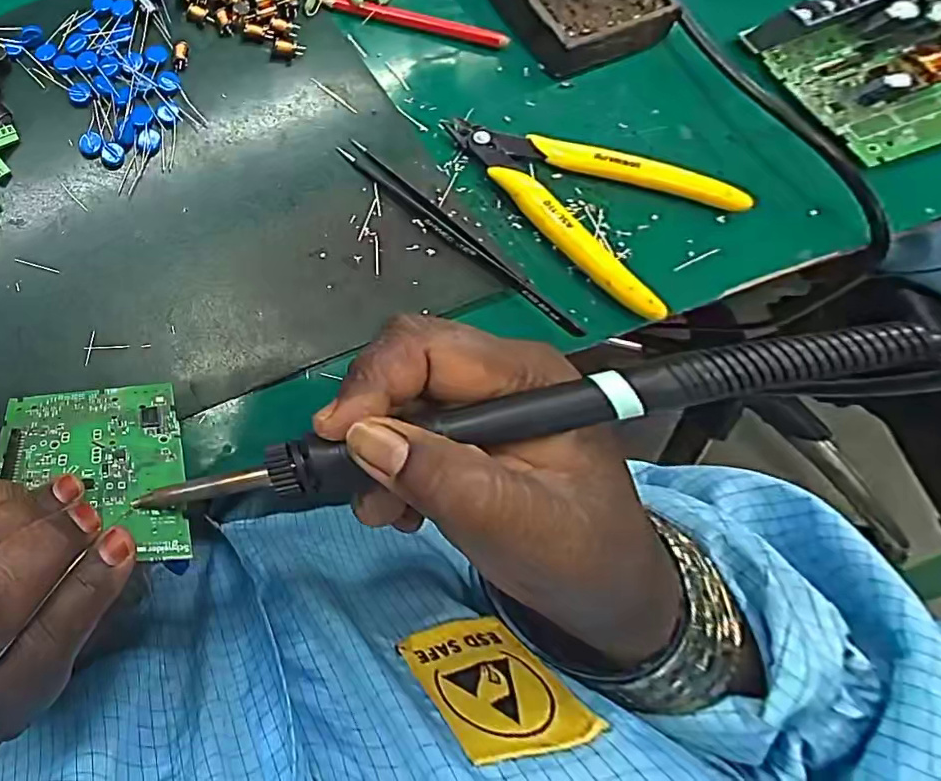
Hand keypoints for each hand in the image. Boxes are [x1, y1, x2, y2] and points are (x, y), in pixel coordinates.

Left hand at [0, 476, 134, 738]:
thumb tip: (119, 552)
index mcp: (4, 696)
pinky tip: (30, 493)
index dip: (87, 588)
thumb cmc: (12, 663)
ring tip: (69, 493)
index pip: (45, 642)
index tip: (120, 545)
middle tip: (90, 516)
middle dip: (49, 544)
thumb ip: (87, 616)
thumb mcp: (56, 667)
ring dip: (28, 511)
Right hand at [313, 315, 681, 667]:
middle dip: (366, 414)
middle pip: (398, 362)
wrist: (602, 594)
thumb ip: (444, 479)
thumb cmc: (581, 557)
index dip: (372, 381)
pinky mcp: (447, 422)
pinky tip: (394, 499)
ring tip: (382, 503)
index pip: (423, 347)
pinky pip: (389, 420)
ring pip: (386, 393)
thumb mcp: (519, 525)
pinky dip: (377, 459)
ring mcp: (466, 396)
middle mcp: (490, 372)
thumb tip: (363, 438)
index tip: (338, 432)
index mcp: (524, 375)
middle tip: (351, 464)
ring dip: (368, 446)